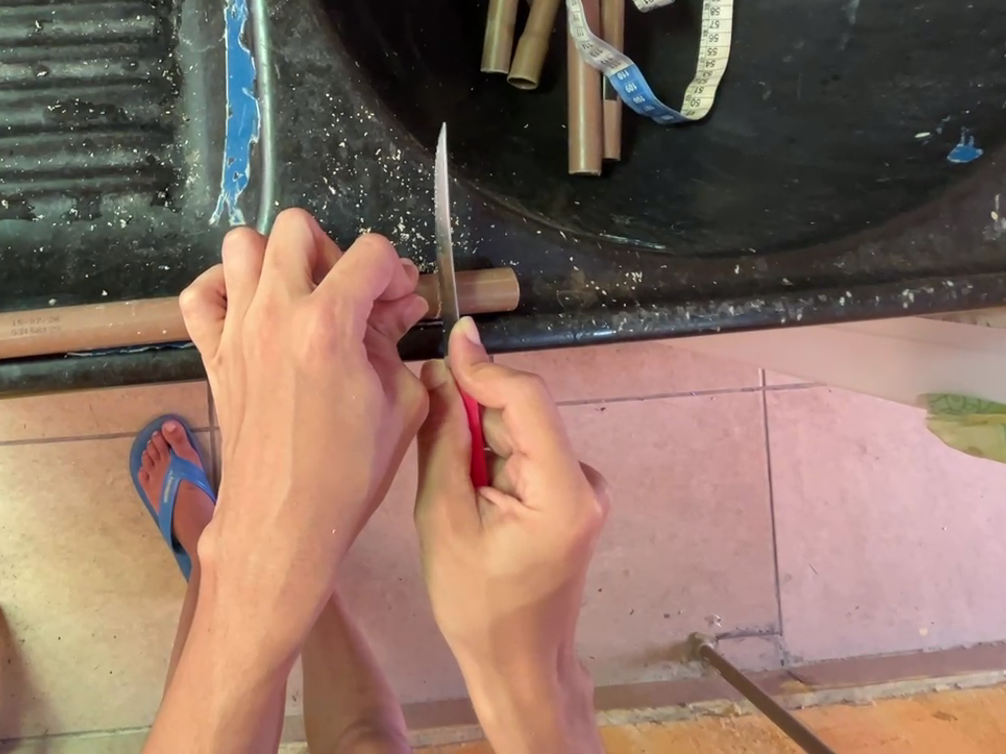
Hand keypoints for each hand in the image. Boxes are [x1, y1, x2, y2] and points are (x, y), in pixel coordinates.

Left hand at [178, 209, 430, 635]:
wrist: (282, 520)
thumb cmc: (350, 471)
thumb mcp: (400, 404)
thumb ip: (399, 341)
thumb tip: (402, 303)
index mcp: (328, 323)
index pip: (371, 252)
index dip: (395, 270)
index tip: (399, 301)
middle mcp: (276, 311)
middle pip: (297, 227)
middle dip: (332, 249)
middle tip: (346, 294)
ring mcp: (236, 327)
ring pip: (242, 244)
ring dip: (276, 258)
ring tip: (299, 296)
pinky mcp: (212, 349)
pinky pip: (199, 293)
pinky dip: (222, 289)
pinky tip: (250, 311)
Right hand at [414, 317, 609, 752]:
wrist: (516, 664)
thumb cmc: (474, 603)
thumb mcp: (443, 517)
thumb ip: (443, 438)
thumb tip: (438, 371)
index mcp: (562, 493)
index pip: (526, 399)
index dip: (482, 366)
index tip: (444, 340)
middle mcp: (584, 481)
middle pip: (520, 410)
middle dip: (469, 404)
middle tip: (421, 413)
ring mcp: (581, 487)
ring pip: (517, 426)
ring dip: (475, 431)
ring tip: (443, 470)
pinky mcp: (569, 492)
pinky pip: (521, 447)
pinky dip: (488, 451)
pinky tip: (465, 482)